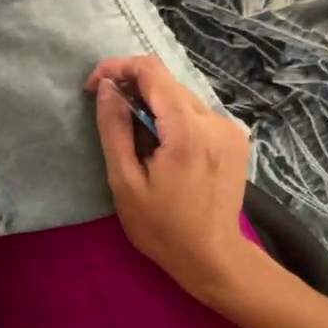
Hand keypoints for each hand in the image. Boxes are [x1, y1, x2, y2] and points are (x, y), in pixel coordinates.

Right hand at [86, 55, 260, 303]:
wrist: (213, 258)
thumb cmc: (161, 227)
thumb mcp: (124, 181)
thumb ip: (115, 128)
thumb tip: (108, 88)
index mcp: (187, 131)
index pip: (151, 71)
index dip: (117, 68)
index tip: (94, 88)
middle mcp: (215, 121)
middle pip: (166, 82)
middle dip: (131, 88)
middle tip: (107, 114)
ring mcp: (228, 129)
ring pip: (179, 95)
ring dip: (150, 104)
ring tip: (133, 136)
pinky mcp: (233, 138)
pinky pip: (193, 112)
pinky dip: (169, 117)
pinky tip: (159, 145)